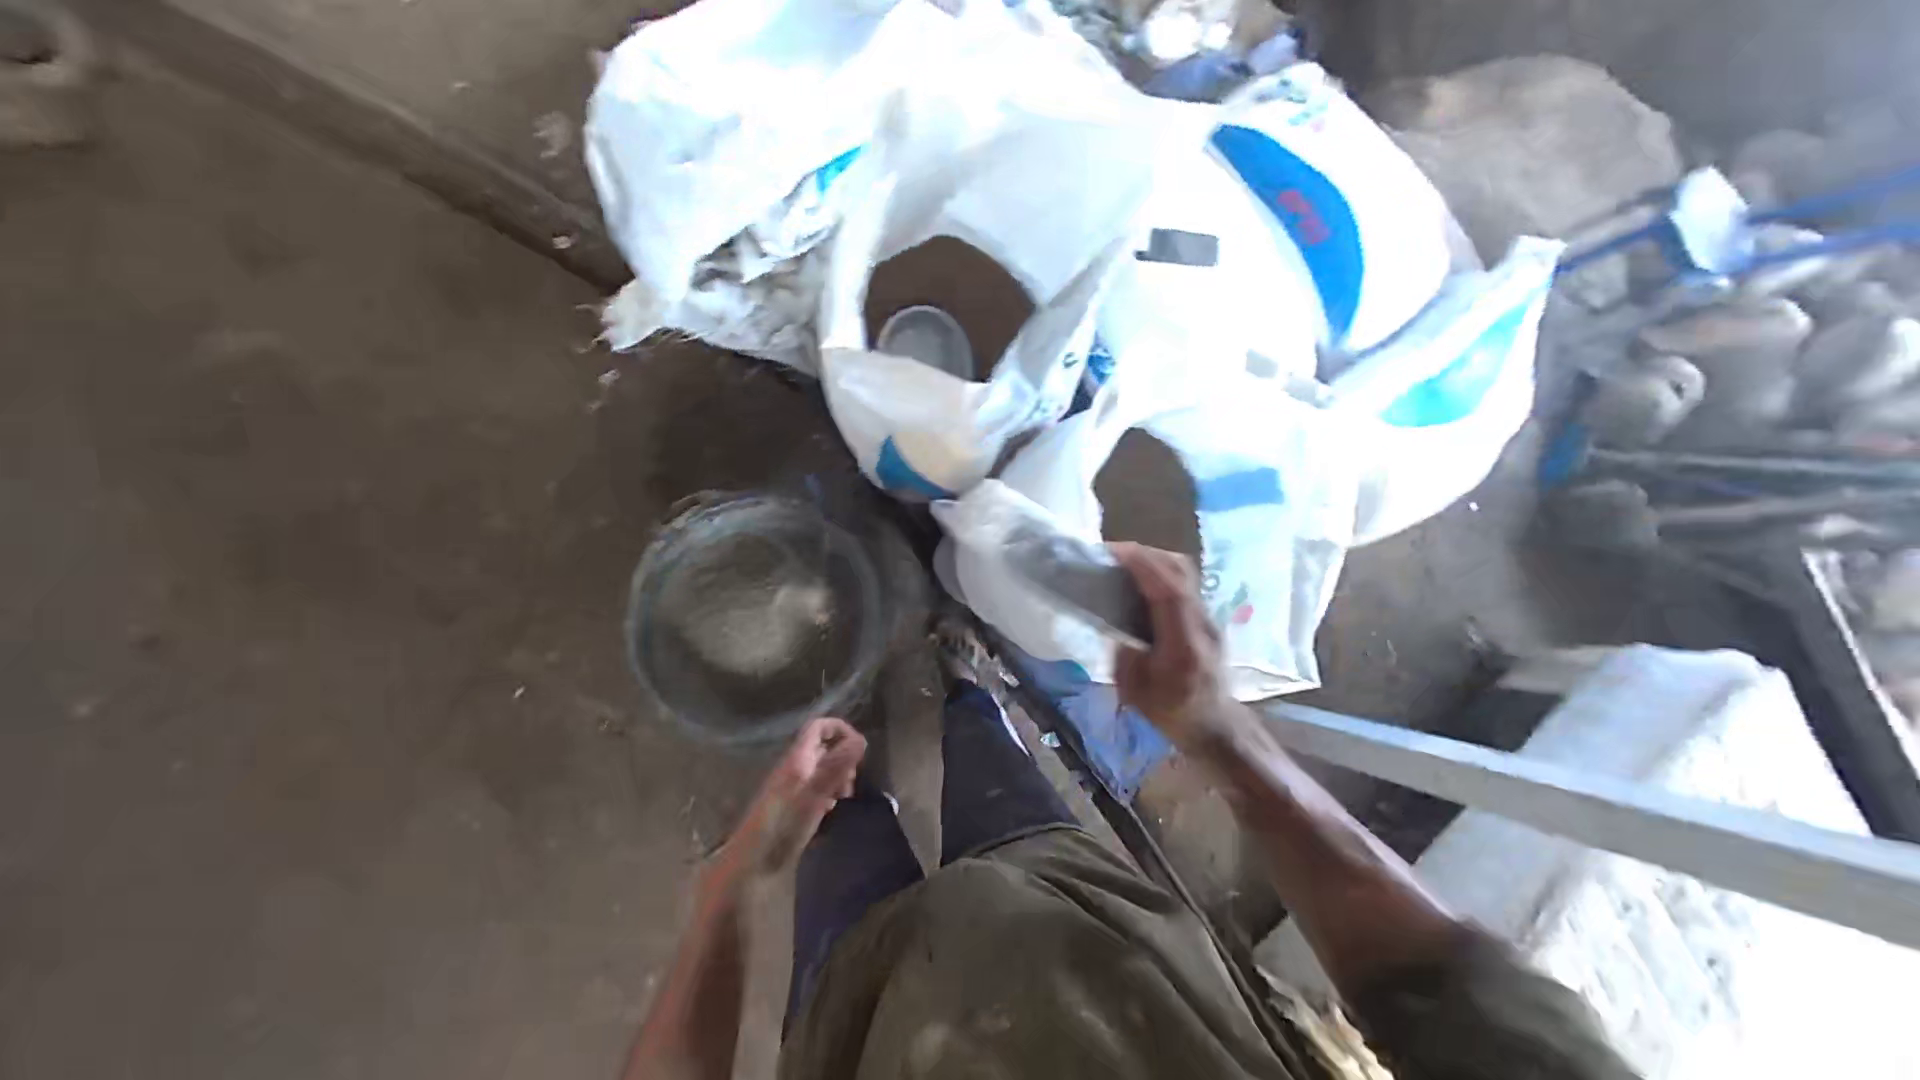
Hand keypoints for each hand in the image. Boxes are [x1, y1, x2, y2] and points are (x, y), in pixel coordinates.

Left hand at [723, 716, 866, 876]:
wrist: (752, 866)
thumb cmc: (783, 827)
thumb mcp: (813, 794)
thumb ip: (836, 766)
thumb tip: (862, 740)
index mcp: (797, 759)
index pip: (819, 727)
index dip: (841, 730)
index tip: (859, 751)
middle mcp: (795, 768)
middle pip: (824, 748)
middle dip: (844, 758)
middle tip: (851, 781)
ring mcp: (793, 789)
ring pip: (823, 770)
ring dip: (839, 778)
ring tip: (843, 798)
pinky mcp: (793, 808)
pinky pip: (817, 790)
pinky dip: (829, 794)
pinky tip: (830, 812)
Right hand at [1110, 543, 1237, 753]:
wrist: (1217, 727)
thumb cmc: (1174, 713)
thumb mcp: (1136, 693)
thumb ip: (1124, 657)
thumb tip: (1115, 628)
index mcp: (1183, 645)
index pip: (1169, 592)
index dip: (1143, 567)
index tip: (1115, 552)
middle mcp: (1201, 623)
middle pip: (1180, 571)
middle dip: (1145, 554)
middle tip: (1112, 553)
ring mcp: (1207, 618)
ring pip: (1184, 573)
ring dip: (1153, 559)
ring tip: (1124, 562)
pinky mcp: (1204, 617)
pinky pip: (1183, 582)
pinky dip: (1159, 572)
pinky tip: (1140, 580)